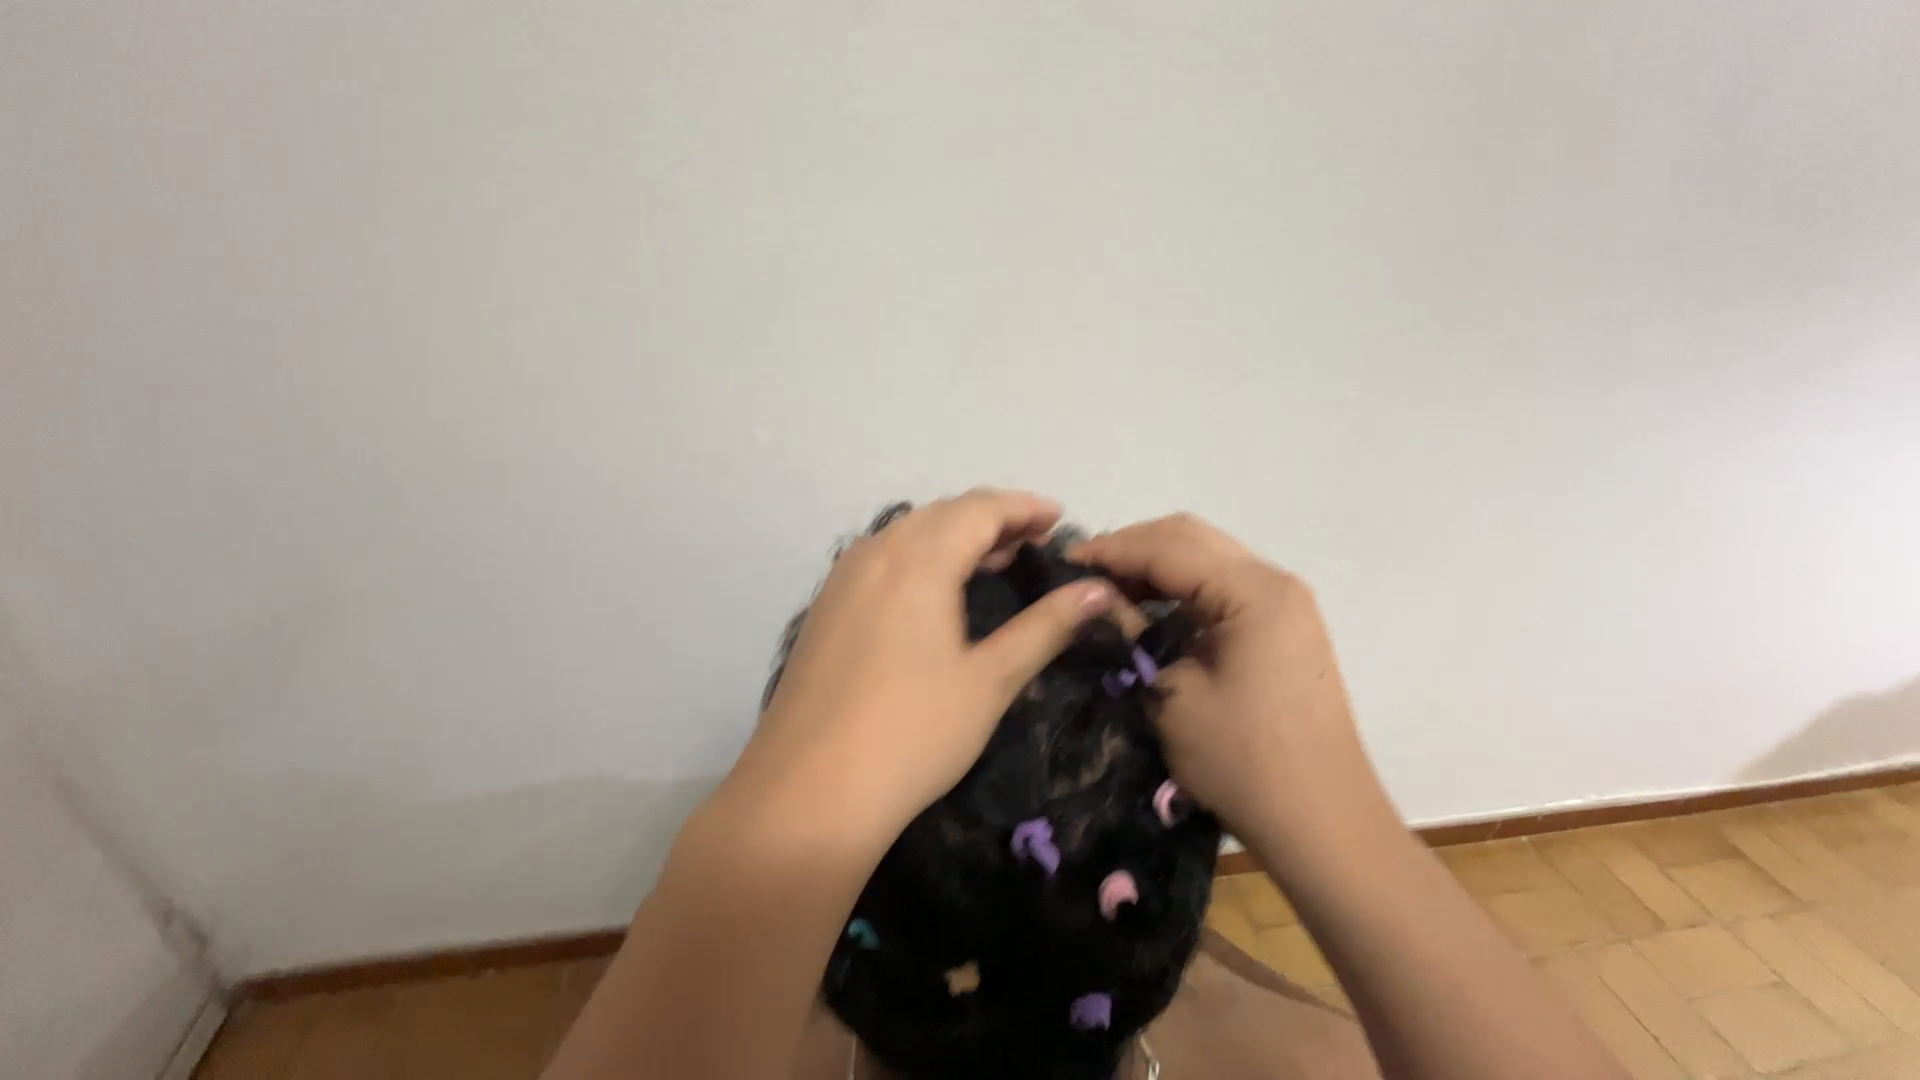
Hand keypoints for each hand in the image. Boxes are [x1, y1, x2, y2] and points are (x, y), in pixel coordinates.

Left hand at [748, 490, 1115, 828]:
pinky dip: (918, 560)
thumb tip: (1097, 590)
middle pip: (940, 515)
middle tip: (1032, 541)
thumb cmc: (913, 733)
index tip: (1058, 518)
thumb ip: (1044, 628)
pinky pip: (879, 561)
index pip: (978, 509)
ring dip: (952, 538)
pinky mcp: (823, 611)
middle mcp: (874, 556)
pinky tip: (933, 594)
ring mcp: (841, 582)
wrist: (808, 791)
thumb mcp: (989, 680)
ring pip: (905, 536)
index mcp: (918, 561)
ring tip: (992, 562)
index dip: (1022, 507)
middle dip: (990, 519)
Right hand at [1073, 515, 1388, 837]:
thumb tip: (1099, 602)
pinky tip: (1149, 609)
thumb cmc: (1243, 762)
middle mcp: (1275, 583)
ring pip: (1208, 558)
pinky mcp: (1284, 629)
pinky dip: (1182, 589)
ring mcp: (1285, 605)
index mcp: (1253, 592)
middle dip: (1133, 547)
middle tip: (1082, 572)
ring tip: (1108, 590)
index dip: (1111, 550)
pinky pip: (1224, 587)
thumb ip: (1131, 635)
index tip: (1062, 562)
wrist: (1321, 822)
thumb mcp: (1171, 696)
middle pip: (1192, 538)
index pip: (1168, 548)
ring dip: (1157, 565)